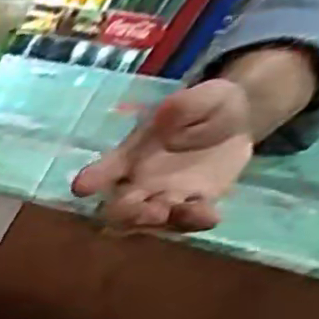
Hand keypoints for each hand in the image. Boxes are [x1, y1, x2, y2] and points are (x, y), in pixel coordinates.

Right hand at [71, 79, 255, 231]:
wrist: (235, 127)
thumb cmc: (207, 110)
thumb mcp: (205, 97)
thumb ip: (186, 105)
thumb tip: (167, 110)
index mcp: (128, 159)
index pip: (102, 172)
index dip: (91, 180)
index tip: (82, 186)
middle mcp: (135, 186)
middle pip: (118, 209)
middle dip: (127, 214)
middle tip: (147, 212)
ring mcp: (159, 201)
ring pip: (145, 221)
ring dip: (158, 222)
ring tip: (178, 214)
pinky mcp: (187, 209)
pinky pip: (185, 221)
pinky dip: (193, 221)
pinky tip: (209, 217)